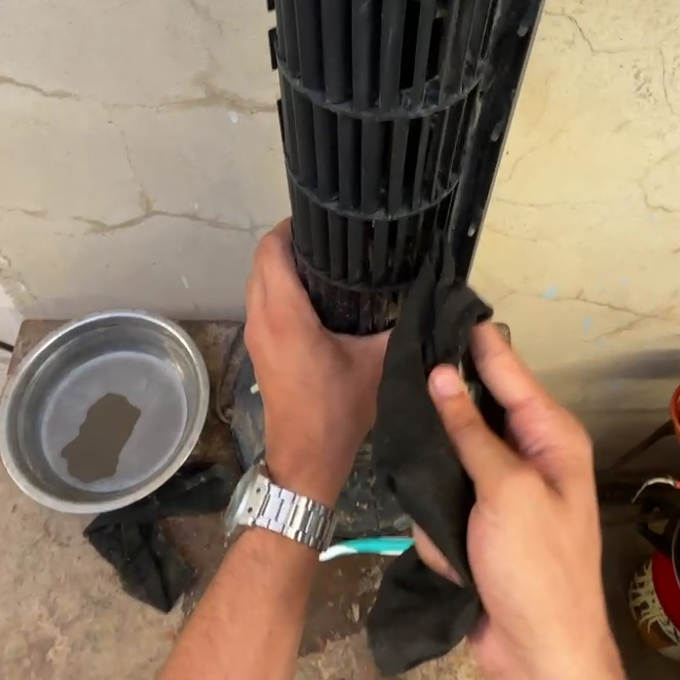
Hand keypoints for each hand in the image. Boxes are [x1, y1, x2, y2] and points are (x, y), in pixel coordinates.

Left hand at [244, 221, 387, 504]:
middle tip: (330, 237)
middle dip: (289, 242)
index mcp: (285, 315)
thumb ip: (398, 325)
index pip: (272, 251)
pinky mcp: (259, 347)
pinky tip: (313, 292)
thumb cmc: (339, 410)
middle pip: (261, 261)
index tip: (322, 220)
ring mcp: (256, 334)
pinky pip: (261, 301)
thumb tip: (424, 293)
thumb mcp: (377, 363)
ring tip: (324, 259)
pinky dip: (277, 286)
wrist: (306, 460)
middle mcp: (262, 318)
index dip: (291, 228)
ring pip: (257, 281)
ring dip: (280, 265)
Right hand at [416, 325, 662, 679]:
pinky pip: (445, 496)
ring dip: (437, 473)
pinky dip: (439, 516)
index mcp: (550, 436)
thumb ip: (470, 430)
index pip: (508, 371)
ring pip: (452, 451)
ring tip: (421, 475)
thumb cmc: (535, 567)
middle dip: (444, 404)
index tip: (447, 301)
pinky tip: (445, 544)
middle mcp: (530, 453)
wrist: (539, 655)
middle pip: (477, 408)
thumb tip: (442, 372)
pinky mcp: (480, 518)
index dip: (478, 338)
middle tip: (405, 371)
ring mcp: (502, 487)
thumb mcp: (505, 490)